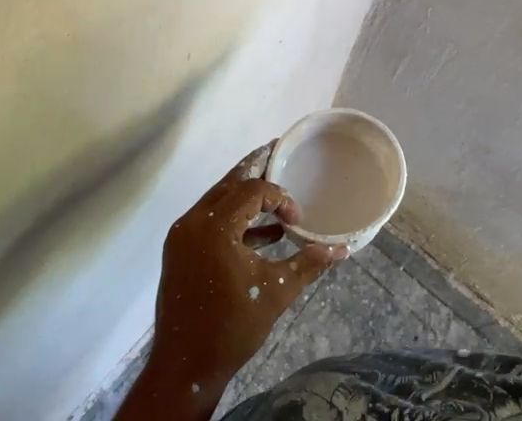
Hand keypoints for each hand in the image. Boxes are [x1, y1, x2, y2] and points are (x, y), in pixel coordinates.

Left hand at [149, 142, 347, 390]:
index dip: (279, 197)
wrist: (185, 367)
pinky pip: (209, 220)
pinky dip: (233, 219)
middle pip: (229, 184)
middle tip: (278, 153)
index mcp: (215, 227)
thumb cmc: (232, 326)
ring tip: (274, 194)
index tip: (297, 219)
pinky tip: (261, 234)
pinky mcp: (179, 251)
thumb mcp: (277, 292)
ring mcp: (182, 237)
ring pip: (217, 201)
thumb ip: (309, 263)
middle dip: (256, 171)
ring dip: (244, 196)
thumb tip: (342, 249)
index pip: (251, 190)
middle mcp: (193, 222)